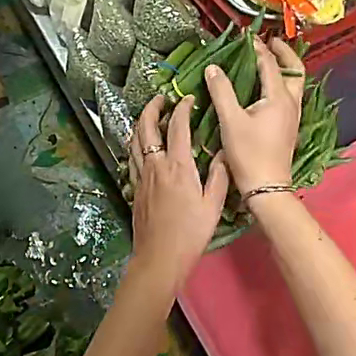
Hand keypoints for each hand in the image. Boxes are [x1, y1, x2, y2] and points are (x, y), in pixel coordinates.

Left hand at [126, 95, 229, 292]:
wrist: (159, 257)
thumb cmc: (190, 233)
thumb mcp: (213, 205)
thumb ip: (219, 175)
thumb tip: (224, 151)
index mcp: (178, 166)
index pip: (177, 126)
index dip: (182, 108)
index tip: (188, 99)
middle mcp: (155, 165)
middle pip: (147, 126)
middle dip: (153, 107)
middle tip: (162, 98)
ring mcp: (141, 176)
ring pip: (135, 139)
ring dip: (142, 122)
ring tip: (150, 115)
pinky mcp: (134, 187)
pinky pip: (132, 156)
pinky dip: (136, 142)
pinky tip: (141, 144)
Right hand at [203, 37, 305, 193]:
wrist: (266, 187)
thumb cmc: (248, 154)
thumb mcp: (230, 120)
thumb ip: (222, 91)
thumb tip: (213, 68)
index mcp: (278, 98)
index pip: (270, 64)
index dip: (257, 48)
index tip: (245, 37)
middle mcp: (291, 104)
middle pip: (295, 70)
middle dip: (283, 53)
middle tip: (269, 42)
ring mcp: (292, 116)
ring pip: (295, 83)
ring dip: (284, 68)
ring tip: (268, 60)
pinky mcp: (288, 126)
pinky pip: (290, 95)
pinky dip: (281, 83)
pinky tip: (265, 88)